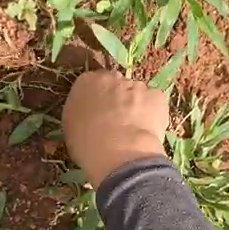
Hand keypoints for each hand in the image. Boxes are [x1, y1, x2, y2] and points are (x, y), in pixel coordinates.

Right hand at [61, 72, 167, 186]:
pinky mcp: (157, 96)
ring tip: (134, 130)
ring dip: (136, 106)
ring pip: (137, 93)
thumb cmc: (87, 144)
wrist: (119, 151)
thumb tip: (89, 116)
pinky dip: (153, 113)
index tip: (98, 116)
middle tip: (117, 122)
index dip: (97, 101)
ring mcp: (137, 85)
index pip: (91, 85)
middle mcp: (112, 77)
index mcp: (86, 82)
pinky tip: (148, 130)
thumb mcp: (71, 127)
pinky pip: (154, 102)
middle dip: (117, 100)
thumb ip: (80, 113)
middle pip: (115, 86)